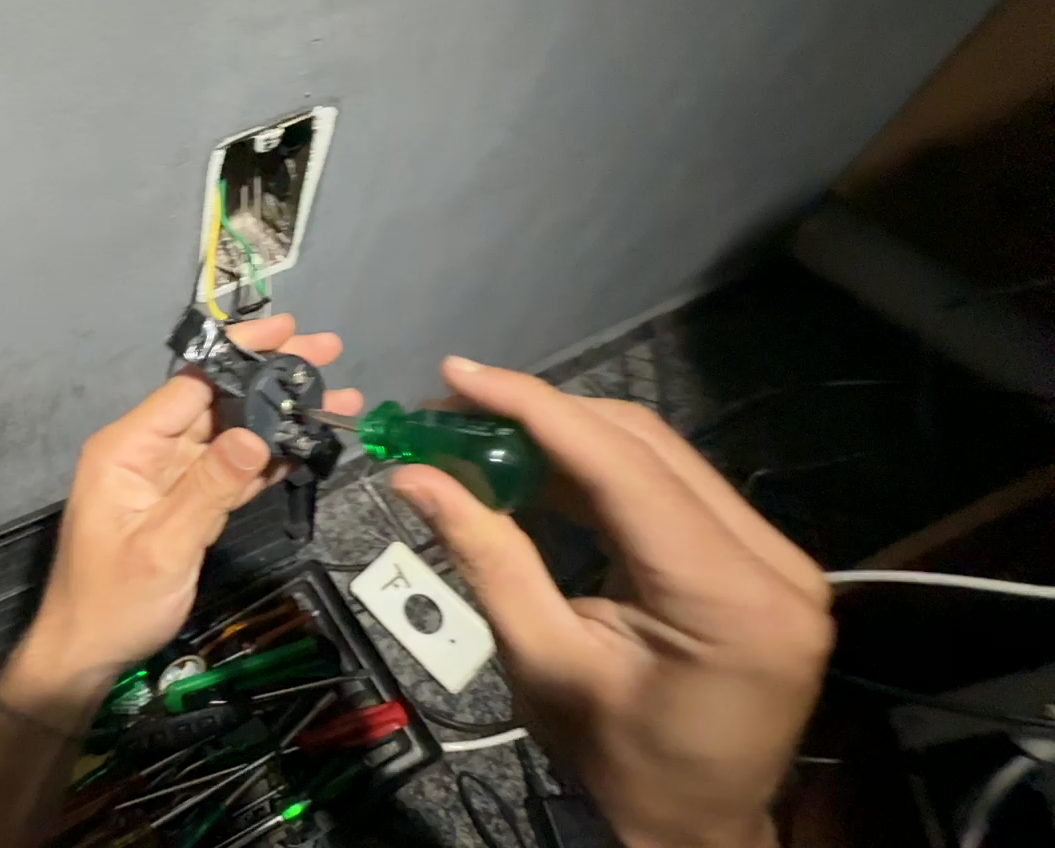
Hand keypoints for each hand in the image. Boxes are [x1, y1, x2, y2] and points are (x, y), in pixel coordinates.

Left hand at [15, 314, 362, 691]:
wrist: (87, 652)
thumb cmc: (114, 601)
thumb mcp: (163, 547)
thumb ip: (208, 489)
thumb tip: (256, 435)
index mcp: (128, 446)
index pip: (190, 386)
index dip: (240, 355)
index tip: (289, 333)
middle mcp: (147, 450)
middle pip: (215, 401)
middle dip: (269, 377)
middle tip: (327, 354)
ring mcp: (166, 475)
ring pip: (228, 433)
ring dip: (277, 418)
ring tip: (333, 398)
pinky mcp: (183, 501)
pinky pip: (227, 470)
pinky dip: (265, 459)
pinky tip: (305, 445)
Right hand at [392, 358, 832, 847]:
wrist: (692, 822)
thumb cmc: (614, 755)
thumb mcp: (538, 657)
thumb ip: (482, 554)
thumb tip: (411, 475)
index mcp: (726, 596)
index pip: (619, 465)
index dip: (531, 407)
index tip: (456, 375)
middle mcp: (766, 558)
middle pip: (639, 443)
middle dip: (537, 413)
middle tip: (452, 409)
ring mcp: (765, 553)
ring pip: (647, 451)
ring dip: (556, 433)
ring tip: (477, 432)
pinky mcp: (744, 555)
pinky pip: (655, 481)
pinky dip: (582, 464)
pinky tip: (527, 465)